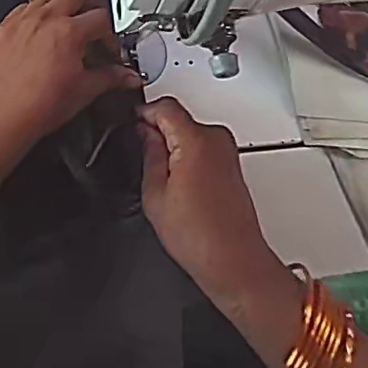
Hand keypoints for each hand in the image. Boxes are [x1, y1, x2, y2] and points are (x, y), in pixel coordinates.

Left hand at [0, 0, 142, 153]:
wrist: (4, 117)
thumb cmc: (38, 106)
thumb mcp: (85, 90)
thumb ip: (110, 77)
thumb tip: (126, 76)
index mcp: (69, 32)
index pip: (102, 19)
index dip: (111, 34)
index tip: (109, 48)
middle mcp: (45, 19)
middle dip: (93, 1)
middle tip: (97, 15)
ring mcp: (23, 20)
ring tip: (71, 10)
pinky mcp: (6, 26)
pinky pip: (25, 4)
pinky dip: (38, 9)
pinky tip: (43, 25)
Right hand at [137, 97, 284, 298]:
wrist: (234, 261)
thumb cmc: (200, 237)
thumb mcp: (155, 194)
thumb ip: (148, 154)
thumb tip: (144, 133)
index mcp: (195, 140)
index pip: (165, 105)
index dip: (144, 111)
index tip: (133, 121)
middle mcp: (216, 138)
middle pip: (178, 117)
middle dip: (158, 130)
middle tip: (144, 155)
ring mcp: (227, 150)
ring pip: (191, 132)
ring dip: (174, 144)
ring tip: (164, 179)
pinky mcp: (232, 162)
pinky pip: (203, 145)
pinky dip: (188, 155)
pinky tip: (181, 185)